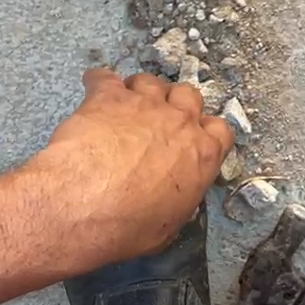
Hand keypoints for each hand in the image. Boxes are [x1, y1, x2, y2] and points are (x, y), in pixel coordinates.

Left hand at [14, 69, 233, 274]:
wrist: (83, 206)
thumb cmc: (128, 226)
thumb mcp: (169, 227)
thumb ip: (180, 202)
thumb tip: (174, 201)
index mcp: (202, 155)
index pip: (221, 131)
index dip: (207, 133)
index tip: (193, 140)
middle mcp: (180, 122)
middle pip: (189, 96)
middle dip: (176, 105)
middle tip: (159, 120)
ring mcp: (145, 105)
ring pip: (151, 82)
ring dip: (141, 91)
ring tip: (125, 106)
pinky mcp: (108, 97)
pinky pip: (105, 77)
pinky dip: (99, 82)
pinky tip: (92, 90)